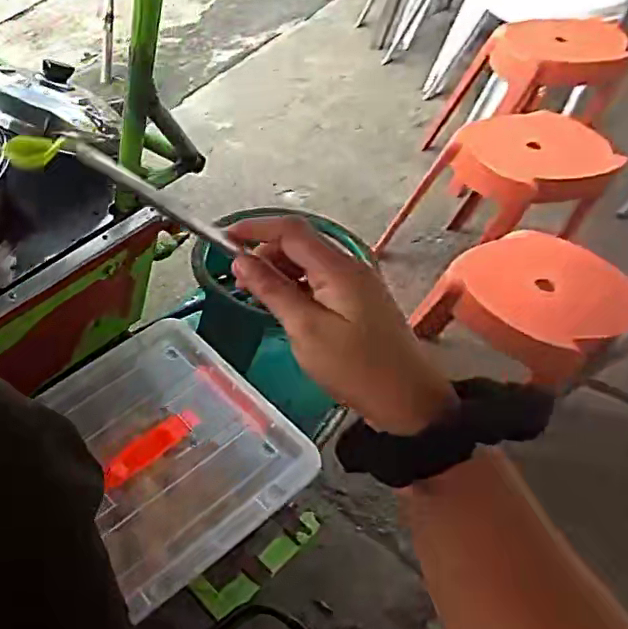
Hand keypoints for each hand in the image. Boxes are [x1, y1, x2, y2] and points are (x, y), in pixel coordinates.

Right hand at [226, 217, 456, 434]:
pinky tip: (275, 303)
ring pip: (304, 261)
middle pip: (298, 243)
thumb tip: (241, 261)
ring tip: (251, 293)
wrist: (405, 400)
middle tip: (235, 280)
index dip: (255, 228)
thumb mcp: (304, 328)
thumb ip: (272, 290)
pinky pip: (314, 279)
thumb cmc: (353, 366)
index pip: (292, 231)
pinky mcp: (353, 300)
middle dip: (262, 252)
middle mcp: (348, 268)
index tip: (222, 239)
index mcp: (339, 270)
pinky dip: (289, 284)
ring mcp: (353, 284)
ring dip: (273, 270)